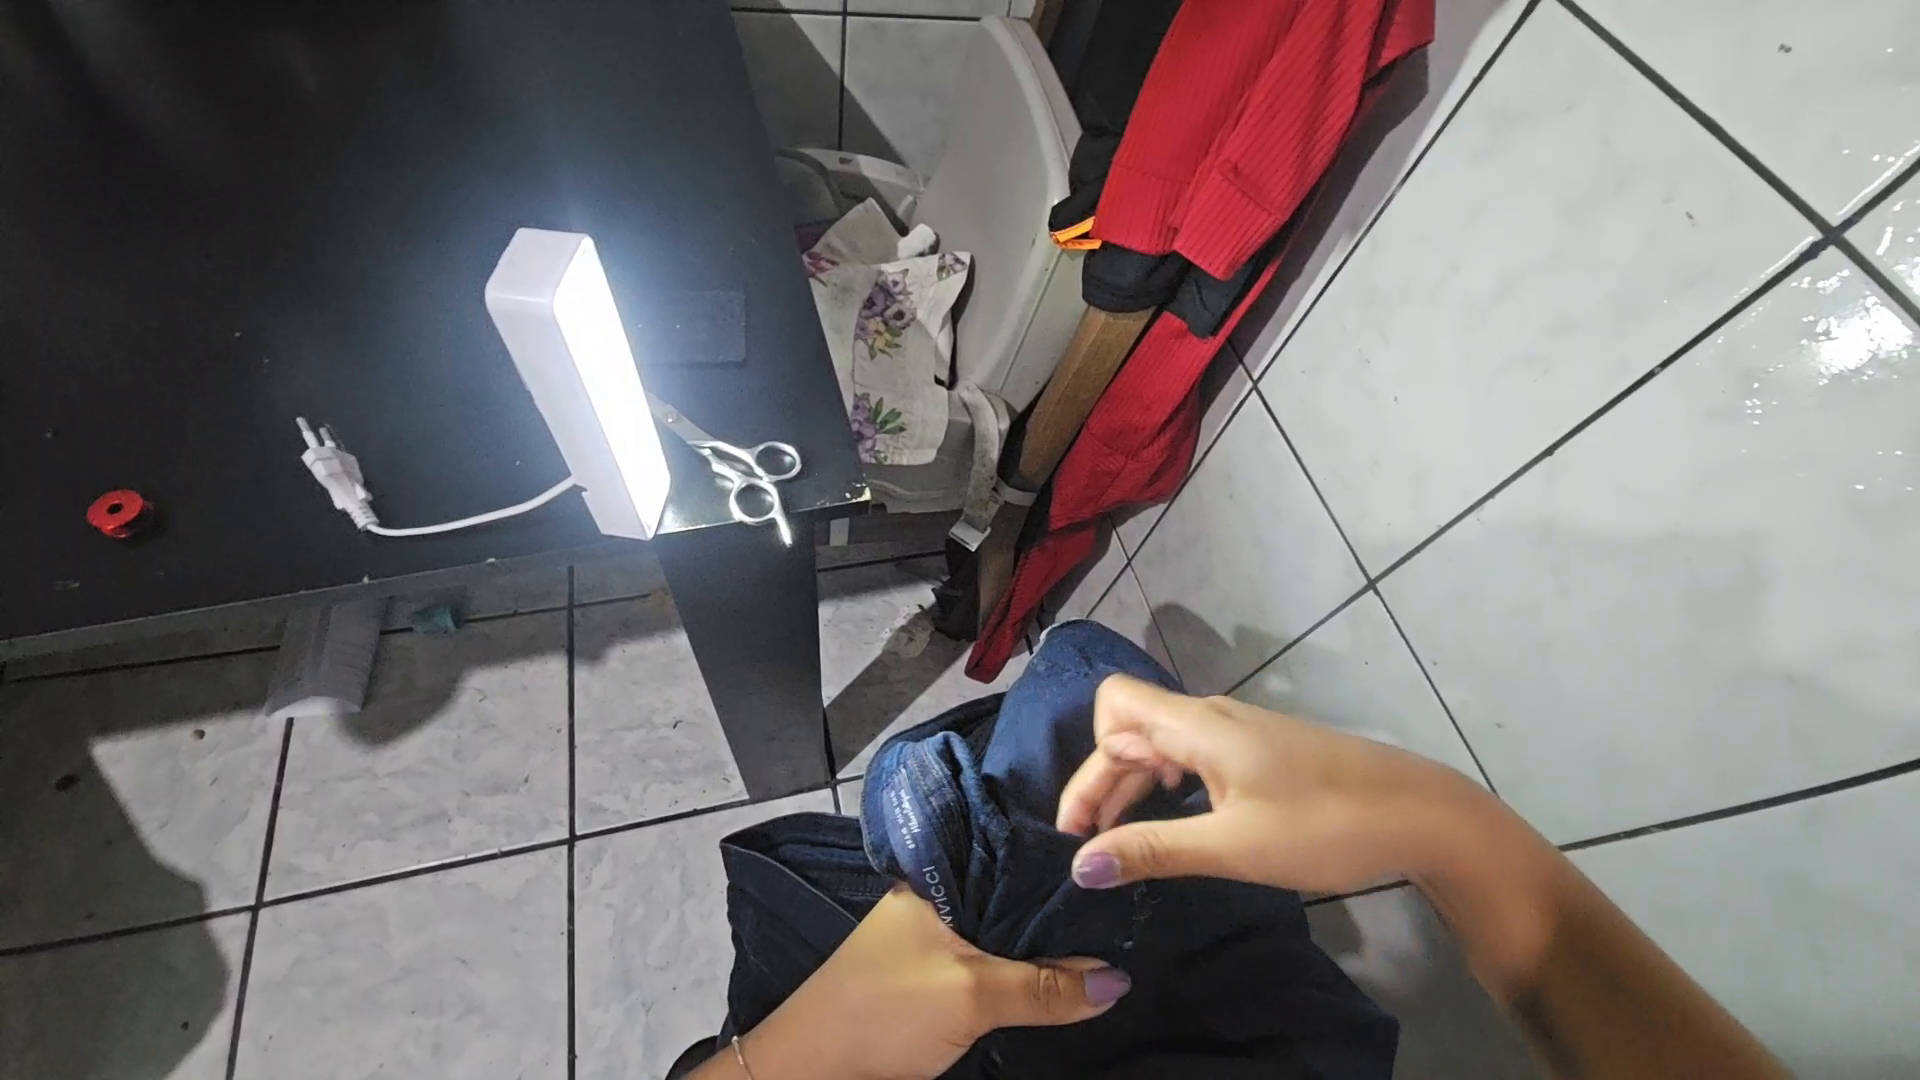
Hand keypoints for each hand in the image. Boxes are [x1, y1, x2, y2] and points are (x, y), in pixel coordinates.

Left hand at [729, 887, 1130, 1079]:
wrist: (814, 1071)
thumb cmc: (887, 1010)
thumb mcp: (970, 994)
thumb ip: (1043, 987)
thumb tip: (1119, 981)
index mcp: (939, 877)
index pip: (1012, 860)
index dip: (1059, 874)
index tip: (1112, 880)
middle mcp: (940, 898)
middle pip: (1013, 900)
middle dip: (1058, 916)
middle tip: (1122, 916)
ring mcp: (936, 939)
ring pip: (1005, 936)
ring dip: (1044, 949)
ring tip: (1108, 943)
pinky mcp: (937, 977)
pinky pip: (993, 964)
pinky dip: (1024, 974)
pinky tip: (1061, 978)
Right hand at [1056, 674, 1484, 895]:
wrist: (1425, 814)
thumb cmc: (1325, 826)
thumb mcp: (1234, 846)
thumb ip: (1154, 850)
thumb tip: (1081, 866)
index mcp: (1197, 726)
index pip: (1114, 709)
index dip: (1090, 760)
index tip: (1082, 825)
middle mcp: (1208, 717)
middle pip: (1130, 730)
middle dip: (1101, 784)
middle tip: (1087, 851)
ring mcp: (1233, 731)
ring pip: (1159, 744)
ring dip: (1131, 788)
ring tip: (1117, 844)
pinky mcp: (1253, 750)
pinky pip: (1187, 756)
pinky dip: (1164, 787)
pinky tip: (1169, 820)